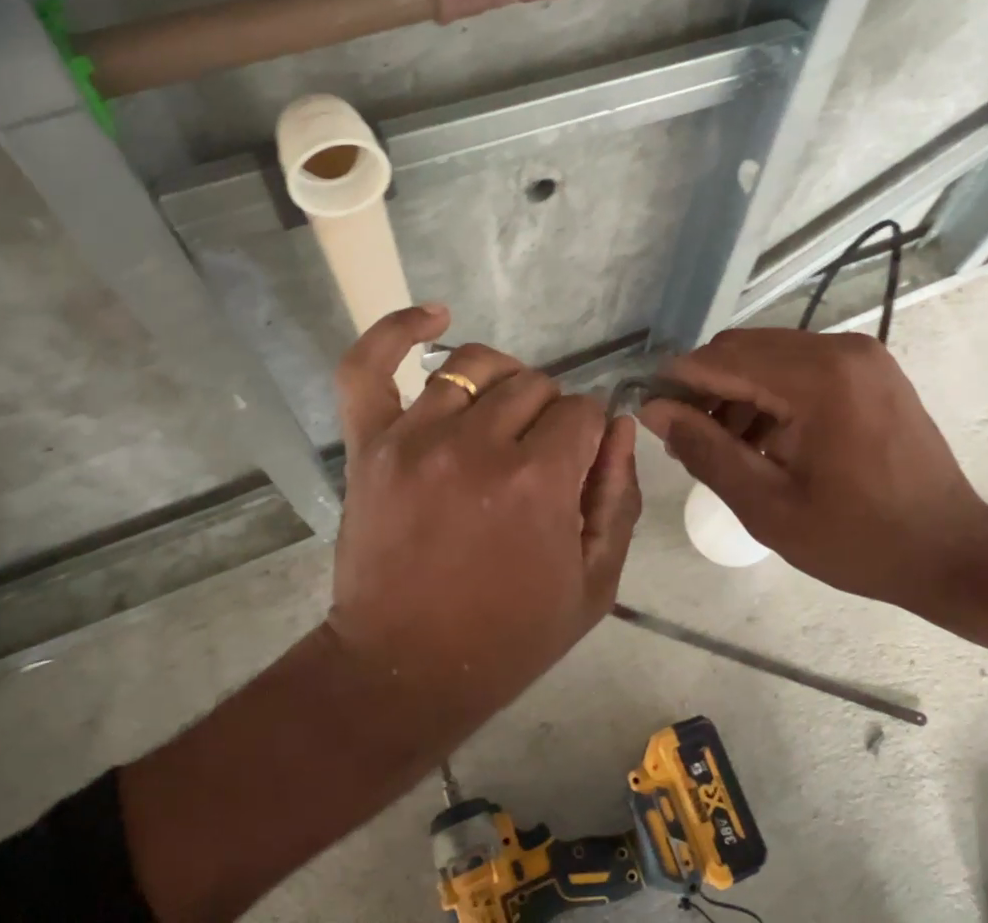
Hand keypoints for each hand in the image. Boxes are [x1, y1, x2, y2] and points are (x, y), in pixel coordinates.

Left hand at [325, 305, 640, 720]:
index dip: (590, 436)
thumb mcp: (594, 583)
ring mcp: (414, 439)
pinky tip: (434, 317)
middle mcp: (476, 446)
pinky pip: (370, 366)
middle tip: (539, 460)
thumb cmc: (509, 636)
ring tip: (502, 417)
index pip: (583, 412)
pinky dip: (396, 330)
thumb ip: (617, 496)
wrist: (404, 670)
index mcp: (538, 482)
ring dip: (502, 385)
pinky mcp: (368, 445)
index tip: (579, 467)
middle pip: (535, 386)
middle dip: (551, 417)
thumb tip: (619, 425)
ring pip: (474, 367)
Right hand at [637, 329, 987, 608]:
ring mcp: (862, 356)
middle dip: (706, 387)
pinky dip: (771, 394)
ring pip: (771, 356)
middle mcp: (842, 349)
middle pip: (745, 348)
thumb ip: (706, 450)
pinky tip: (761, 440)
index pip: (723, 358)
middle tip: (683, 439)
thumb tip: (653, 410)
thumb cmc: (858, 540)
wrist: (951, 553)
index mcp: (820, 378)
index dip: (677, 382)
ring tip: (719, 447)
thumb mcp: (768, 506)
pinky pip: (802, 367)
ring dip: (736, 392)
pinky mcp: (872, 371)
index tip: (647, 414)